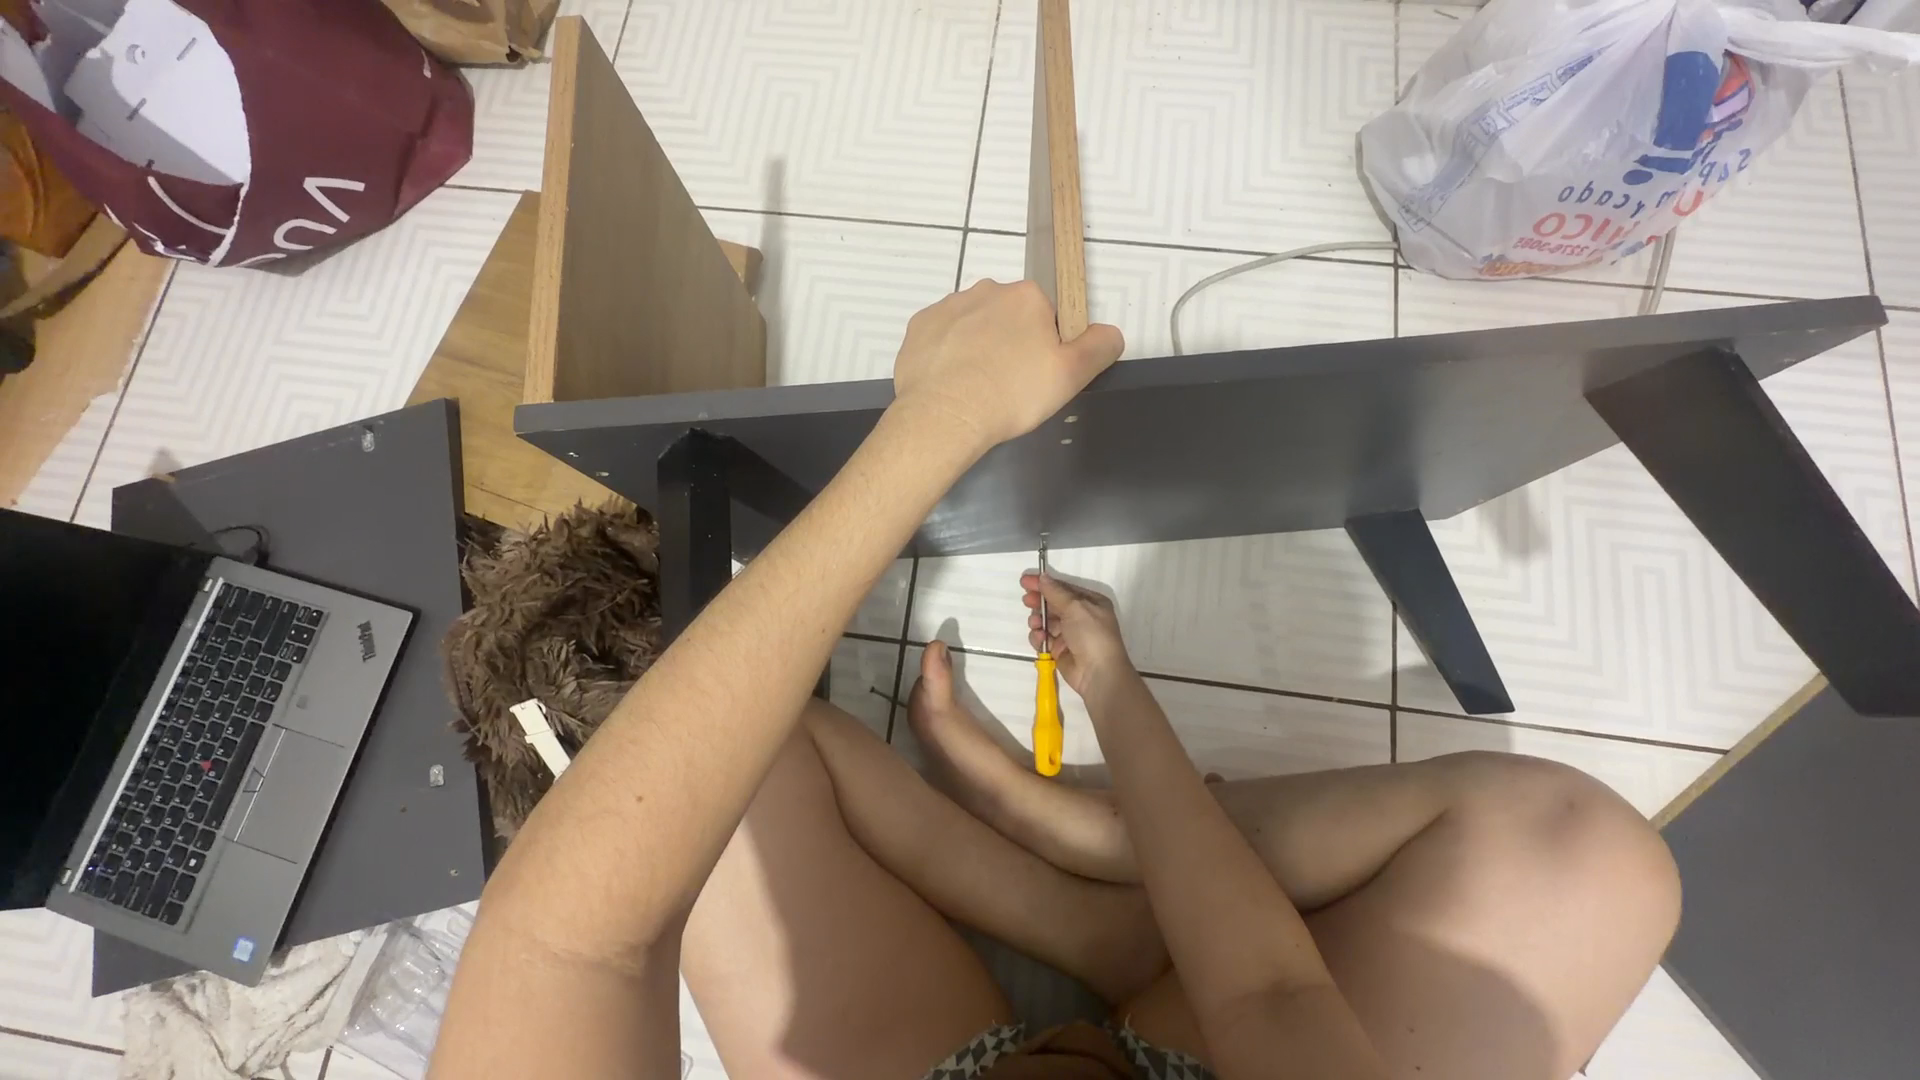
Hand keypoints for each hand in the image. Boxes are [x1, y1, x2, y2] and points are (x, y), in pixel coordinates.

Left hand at [892, 280, 1123, 449]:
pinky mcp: (918, 328)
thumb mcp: (1071, 376)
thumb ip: (1099, 347)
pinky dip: (947, 357)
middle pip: (1008, 318)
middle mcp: (986, 290)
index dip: (1045, 348)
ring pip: (972, 326)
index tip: (1036, 377)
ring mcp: (947, 307)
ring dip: (977, 349)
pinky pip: (941, 339)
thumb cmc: (1012, 395)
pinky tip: (950, 384)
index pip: (1046, 317)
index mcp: (1026, 296)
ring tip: (976, 389)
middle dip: (1010, 345)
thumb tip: (1110, 333)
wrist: (944, 416)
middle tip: (1008, 386)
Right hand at [1021, 572, 1136, 697]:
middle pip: (1052, 604)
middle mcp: (1080, 616)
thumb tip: (1043, 577)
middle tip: (1027, 601)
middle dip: (1039, 602)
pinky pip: (1043, 638)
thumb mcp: (1076, 607)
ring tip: (1036, 624)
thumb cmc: (1091, 635)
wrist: (1097, 673)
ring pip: (1045, 621)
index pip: (1063, 589)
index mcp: (1090, 602)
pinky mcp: (1058, 650)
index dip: (1044, 584)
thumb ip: (1056, 592)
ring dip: (1038, 621)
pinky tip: (1041, 638)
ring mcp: (1069, 634)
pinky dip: (1039, 637)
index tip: (1025, 581)